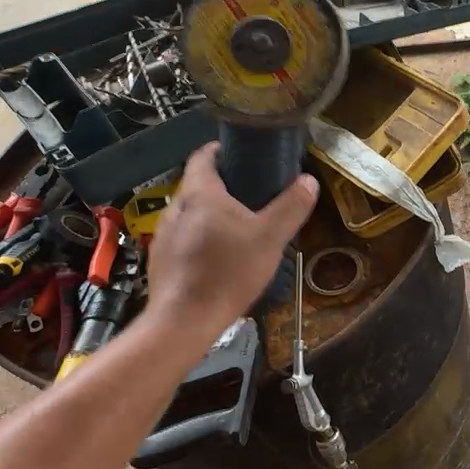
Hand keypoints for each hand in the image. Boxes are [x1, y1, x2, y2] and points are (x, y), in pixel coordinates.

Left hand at [146, 143, 317, 328]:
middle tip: (253, 194)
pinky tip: (220, 257)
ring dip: (211, 214)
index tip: (241, 153)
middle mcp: (175, 207)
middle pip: (198, 186)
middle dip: (223, 186)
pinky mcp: (160, 259)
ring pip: (190, 213)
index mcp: (200, 194)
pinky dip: (201, 238)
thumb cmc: (228, 271)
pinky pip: (184, 238)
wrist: (185, 319)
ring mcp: (163, 235)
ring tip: (239, 227)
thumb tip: (309, 181)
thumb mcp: (270, 238)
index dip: (220, 150)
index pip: (203, 156)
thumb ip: (291, 207)